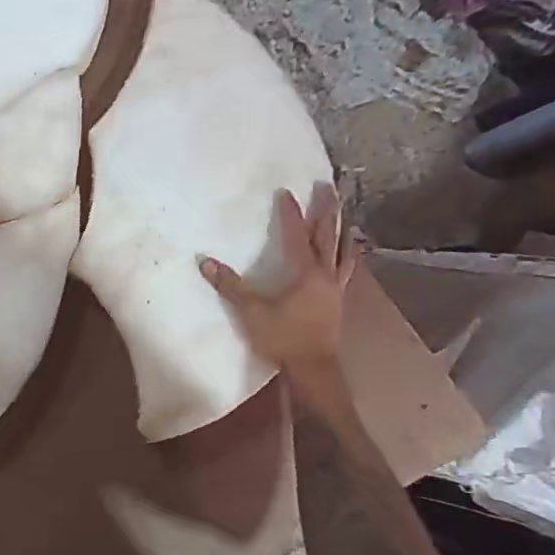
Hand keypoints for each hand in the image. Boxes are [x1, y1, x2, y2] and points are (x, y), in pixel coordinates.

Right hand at [200, 183, 357, 374]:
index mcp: (305, 273)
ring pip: (343, 250)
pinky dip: (348, 255)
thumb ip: (230, 286)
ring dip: (342, 230)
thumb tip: (205, 262)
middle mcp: (326, 274)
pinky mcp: (338, 300)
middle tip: (328, 187)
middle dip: (326, 210)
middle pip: (328, 235)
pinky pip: (347, 269)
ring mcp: (336, 287)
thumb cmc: (282, 338)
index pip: (295, 236)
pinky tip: (348, 253)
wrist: (312, 366)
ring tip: (344, 215)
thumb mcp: (250, 312)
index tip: (286, 192)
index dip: (290, 214)